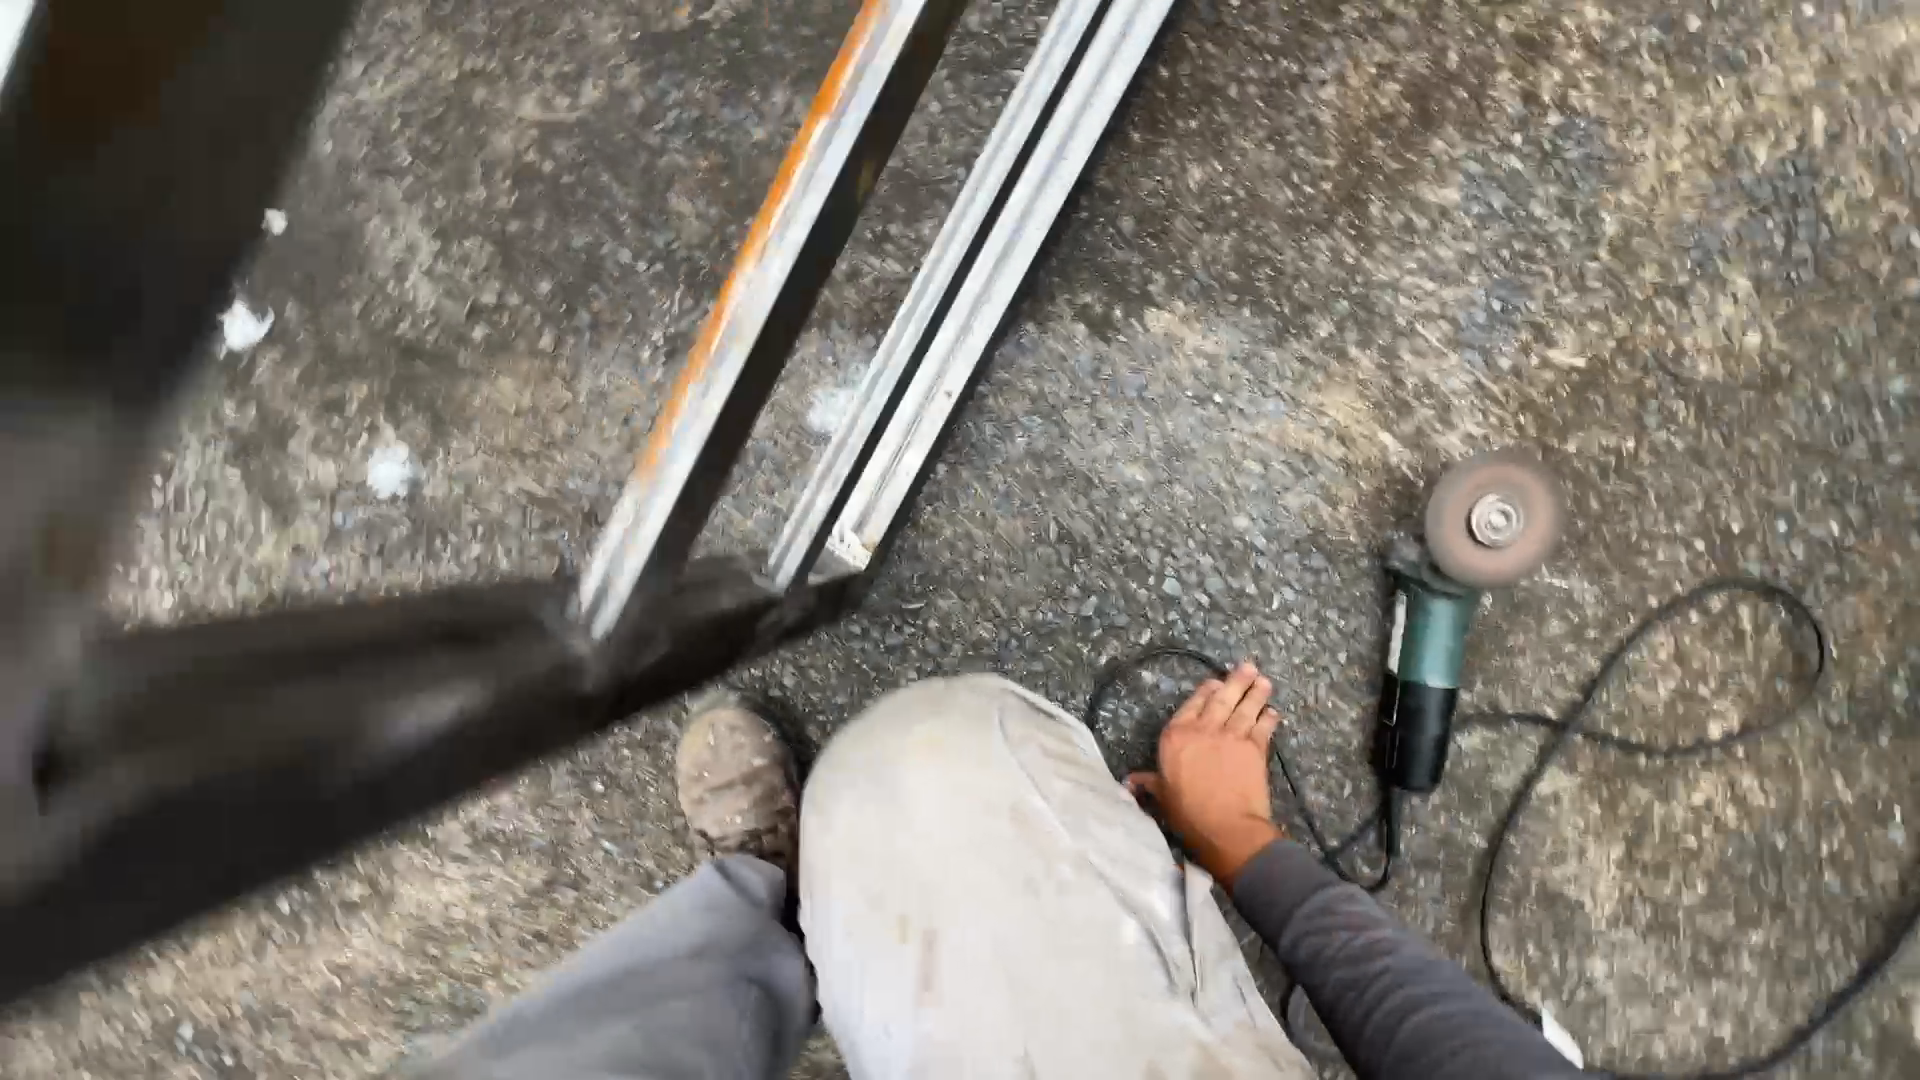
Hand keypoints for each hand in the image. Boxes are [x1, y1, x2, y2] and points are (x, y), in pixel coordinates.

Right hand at [1128, 662, 1283, 885]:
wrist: (1226, 826)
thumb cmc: (1188, 812)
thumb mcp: (1162, 795)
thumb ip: (1149, 782)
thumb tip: (1129, 782)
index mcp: (1176, 736)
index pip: (1191, 705)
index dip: (1205, 692)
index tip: (1214, 683)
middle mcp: (1203, 729)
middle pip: (1221, 699)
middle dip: (1235, 681)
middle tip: (1248, 667)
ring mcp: (1231, 736)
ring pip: (1245, 707)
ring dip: (1256, 693)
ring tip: (1264, 680)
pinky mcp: (1254, 749)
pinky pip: (1263, 728)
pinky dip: (1269, 718)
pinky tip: (1273, 712)